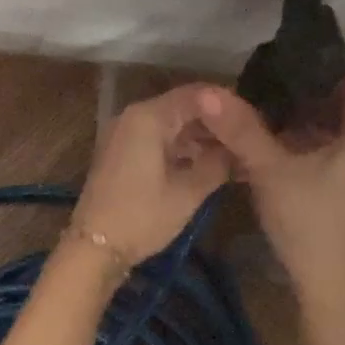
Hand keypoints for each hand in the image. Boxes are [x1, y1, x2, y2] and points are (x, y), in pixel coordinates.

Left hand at [69, 84, 232, 265]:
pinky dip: (176, 151)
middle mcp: (132, 117)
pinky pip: (153, 142)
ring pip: (167, 127)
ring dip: (195, 140)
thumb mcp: (187, 194)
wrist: (92, 249)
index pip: (198, 95)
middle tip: (243, 142)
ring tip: (227, 158)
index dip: (228, 107)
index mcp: (149, 116)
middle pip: (182, 109)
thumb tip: (237, 152)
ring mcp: (121, 136)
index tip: (251, 123)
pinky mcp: (117, 156)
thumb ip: (217, 165)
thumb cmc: (141, 219)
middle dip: (212, 125)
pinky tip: (198, 168)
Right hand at [196, 72, 344, 310]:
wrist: (336, 289)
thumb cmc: (310, 224)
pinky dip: (322, 156)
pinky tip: (287, 168)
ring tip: (267, 139)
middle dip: (304, 108)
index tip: (269, 87)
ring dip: (310, 134)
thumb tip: (206, 93)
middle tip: (261, 113)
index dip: (306, 79)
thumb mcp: (271, 172)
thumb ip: (243, 130)